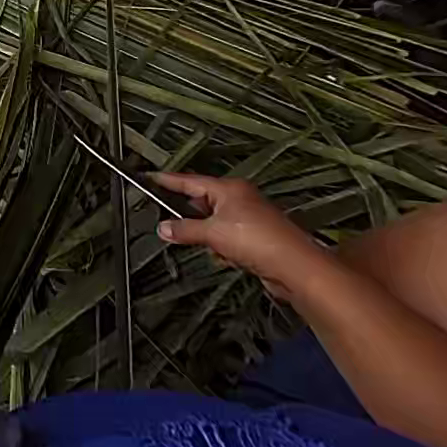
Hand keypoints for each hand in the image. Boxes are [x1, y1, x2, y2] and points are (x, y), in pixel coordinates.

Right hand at [150, 173, 333, 298]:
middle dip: (190, 217)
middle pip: (200, 202)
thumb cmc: (257, 241)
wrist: (297, 269)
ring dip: (208, 236)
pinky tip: (229, 257)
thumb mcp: (211, 233)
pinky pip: (226, 236)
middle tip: (174, 224)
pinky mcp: (256, 236)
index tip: (149, 177)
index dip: (166, 180)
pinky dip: (222, 247)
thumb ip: (183, 229)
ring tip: (213, 247)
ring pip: (213, 222)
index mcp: (228, 189)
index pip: (188, 180)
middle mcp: (239, 198)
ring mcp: (249, 217)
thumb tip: (164, 228)